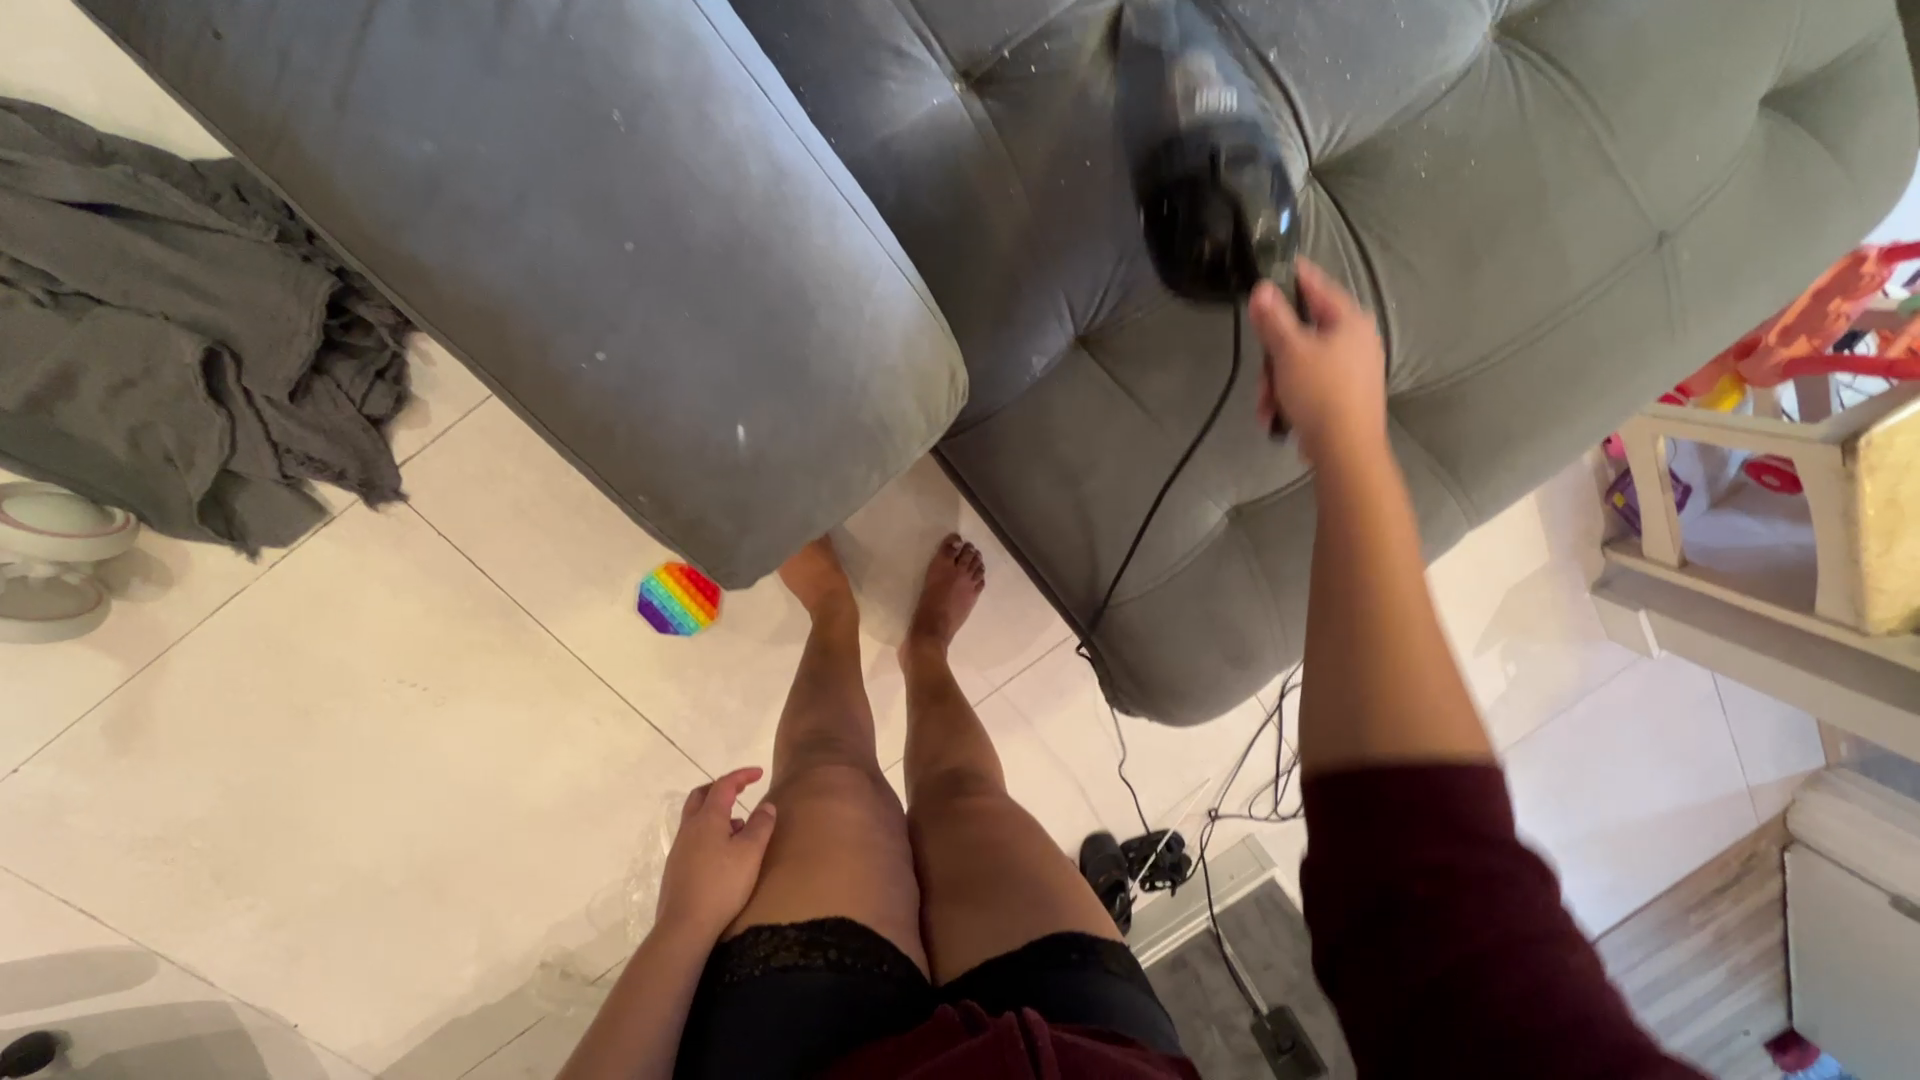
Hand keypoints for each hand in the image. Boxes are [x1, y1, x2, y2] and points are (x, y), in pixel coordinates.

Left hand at [655, 767, 776, 942]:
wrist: (684, 926)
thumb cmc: (722, 884)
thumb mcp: (750, 853)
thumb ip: (760, 825)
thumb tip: (765, 806)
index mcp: (707, 819)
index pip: (724, 785)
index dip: (741, 775)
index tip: (759, 773)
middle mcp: (689, 829)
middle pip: (701, 796)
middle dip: (721, 788)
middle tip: (740, 790)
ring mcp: (679, 849)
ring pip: (697, 819)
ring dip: (717, 813)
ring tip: (740, 826)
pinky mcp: (676, 869)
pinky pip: (695, 838)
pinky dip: (711, 833)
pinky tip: (725, 853)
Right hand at [1250, 258, 1387, 464]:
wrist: (1346, 449)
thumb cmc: (1319, 392)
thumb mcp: (1289, 351)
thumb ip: (1273, 318)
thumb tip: (1261, 288)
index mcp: (1349, 321)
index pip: (1317, 286)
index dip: (1293, 276)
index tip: (1273, 269)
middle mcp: (1356, 340)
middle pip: (1302, 332)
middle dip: (1273, 357)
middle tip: (1260, 374)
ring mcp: (1353, 370)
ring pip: (1301, 363)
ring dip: (1276, 383)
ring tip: (1266, 407)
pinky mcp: (1347, 396)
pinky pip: (1310, 386)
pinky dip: (1289, 397)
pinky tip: (1276, 417)